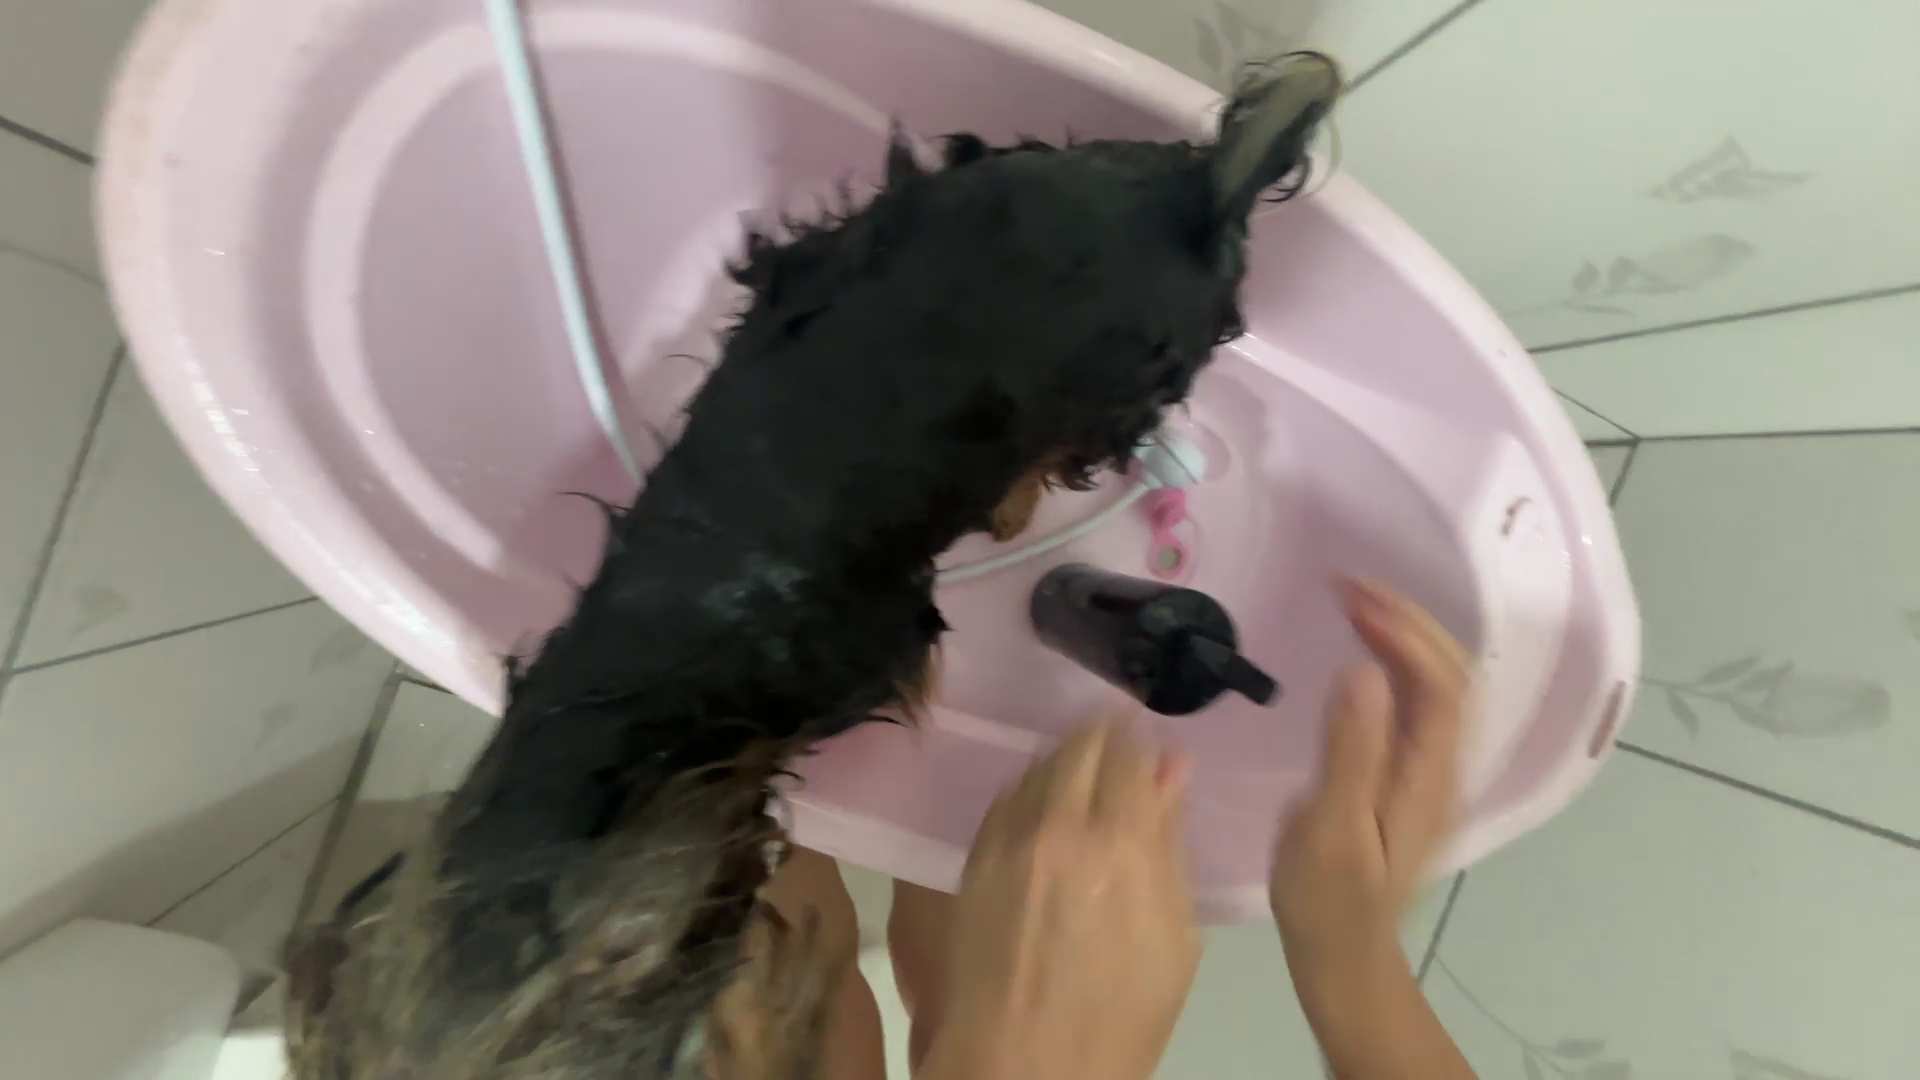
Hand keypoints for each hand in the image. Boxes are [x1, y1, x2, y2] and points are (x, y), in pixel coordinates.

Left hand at [925, 708, 1200, 1079]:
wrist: (1024, 1059)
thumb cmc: (1121, 1012)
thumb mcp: (1173, 936)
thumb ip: (1169, 841)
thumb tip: (1174, 769)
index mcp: (1123, 844)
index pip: (1128, 755)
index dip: (1138, 736)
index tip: (1143, 728)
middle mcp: (1062, 823)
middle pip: (1080, 745)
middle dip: (1101, 730)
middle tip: (1114, 726)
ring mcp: (1011, 835)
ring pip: (1040, 762)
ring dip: (1065, 751)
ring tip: (1082, 756)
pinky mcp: (976, 850)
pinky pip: (1008, 793)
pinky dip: (1031, 781)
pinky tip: (1045, 791)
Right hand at [1272, 579, 1471, 986]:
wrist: (1343, 949)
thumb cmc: (1328, 895)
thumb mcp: (1331, 827)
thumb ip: (1350, 750)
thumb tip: (1363, 671)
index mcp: (1427, 775)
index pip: (1440, 684)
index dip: (1404, 631)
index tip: (1350, 595)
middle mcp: (1441, 764)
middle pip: (1450, 674)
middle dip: (1407, 618)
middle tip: (1347, 584)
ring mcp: (1428, 768)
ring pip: (1438, 682)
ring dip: (1405, 632)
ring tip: (1354, 600)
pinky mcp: (1406, 771)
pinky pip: (1416, 698)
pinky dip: (1394, 658)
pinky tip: (1363, 648)